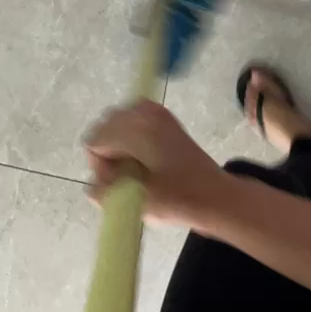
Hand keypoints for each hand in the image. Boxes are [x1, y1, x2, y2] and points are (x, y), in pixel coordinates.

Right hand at [82, 100, 232, 228]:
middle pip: (104, 129)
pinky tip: (148, 160)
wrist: (216, 197)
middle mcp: (144, 111)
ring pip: (119, 126)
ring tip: (140, 171)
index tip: (121, 183)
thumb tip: (95, 184)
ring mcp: (157, 112)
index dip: (101, 167)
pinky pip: (136, 124)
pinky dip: (135, 140)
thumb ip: (101, 191)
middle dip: (110, 154)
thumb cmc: (176, 199)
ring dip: (122, 147)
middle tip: (130, 178)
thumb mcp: (131, 200)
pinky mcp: (167, 120)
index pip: (94, 142)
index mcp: (134, 127)